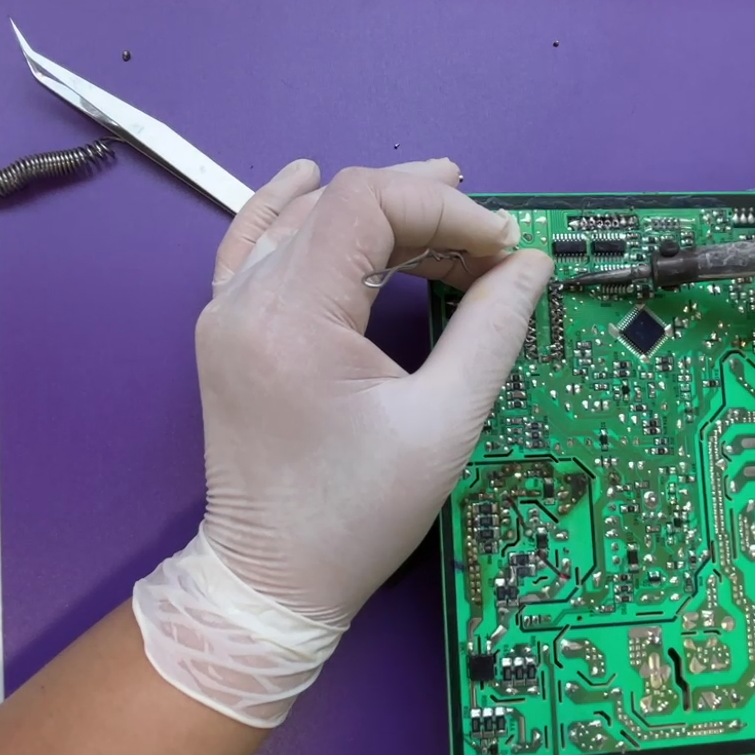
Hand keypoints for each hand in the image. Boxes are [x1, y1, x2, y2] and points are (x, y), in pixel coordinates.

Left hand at [133, 159, 553, 725]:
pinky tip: (310, 179)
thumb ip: (490, 329)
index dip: (444, 208)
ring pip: (304, 220)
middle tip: (487, 238)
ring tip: (441, 225)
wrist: (273, 575)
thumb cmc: (358, 513)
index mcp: (293, 316)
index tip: (502, 246)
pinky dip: (291, 210)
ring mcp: (225, 309)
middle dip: (422, 209)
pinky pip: (254, 243)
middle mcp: (246, 298)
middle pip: (337, 203)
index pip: (366, 203)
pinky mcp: (224, 326)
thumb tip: (529, 262)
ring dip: (375, 214)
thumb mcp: (443, 423)